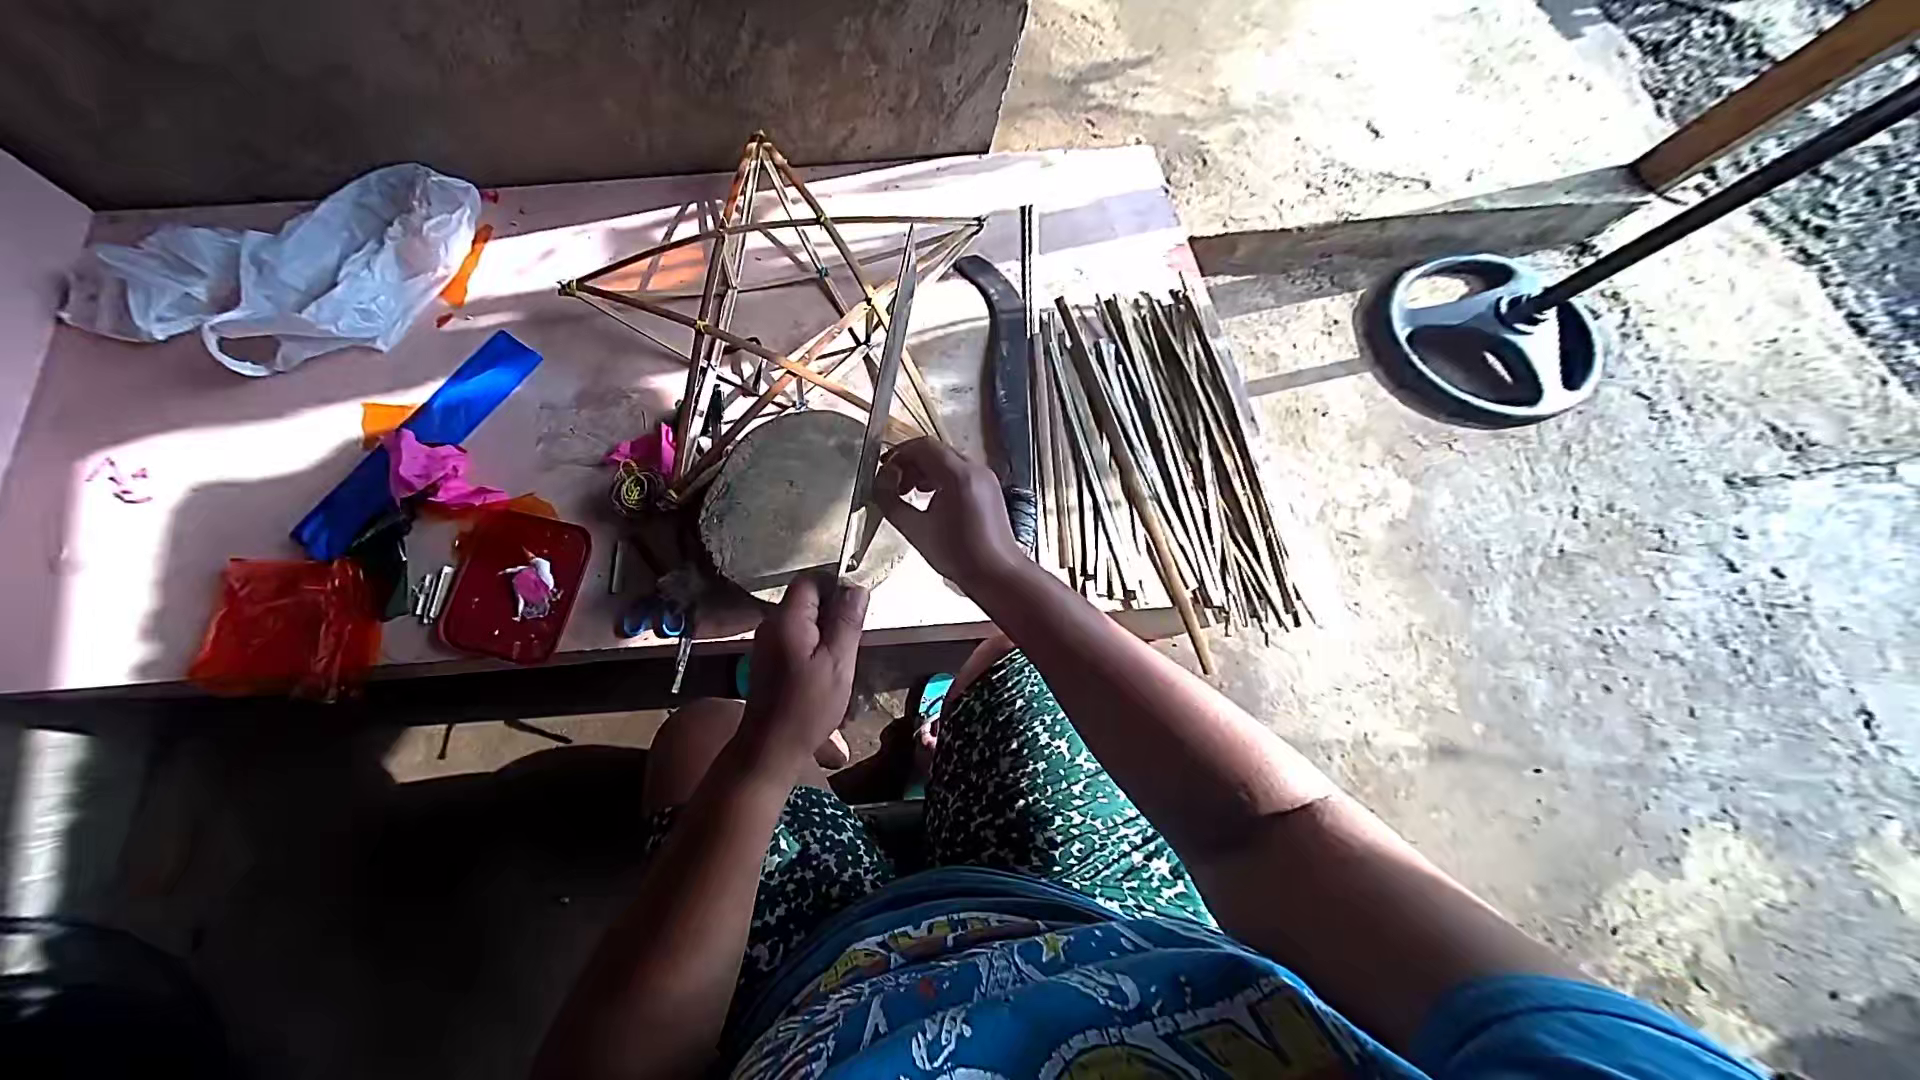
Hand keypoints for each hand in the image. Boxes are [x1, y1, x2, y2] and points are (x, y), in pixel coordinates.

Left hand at [738, 573, 868, 771]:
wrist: (770, 748)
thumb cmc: (807, 707)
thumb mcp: (838, 662)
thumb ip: (847, 622)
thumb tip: (856, 588)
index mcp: (787, 619)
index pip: (810, 580)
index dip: (836, 585)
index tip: (856, 608)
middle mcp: (771, 624)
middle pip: (806, 598)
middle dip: (834, 610)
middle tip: (852, 637)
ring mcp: (767, 642)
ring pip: (803, 619)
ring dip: (826, 630)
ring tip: (842, 656)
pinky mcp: (768, 658)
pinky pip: (796, 636)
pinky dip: (814, 644)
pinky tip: (826, 668)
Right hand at [876, 438, 1023, 589]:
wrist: (997, 574)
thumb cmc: (960, 555)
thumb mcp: (916, 530)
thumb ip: (891, 502)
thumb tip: (880, 484)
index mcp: (958, 475)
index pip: (922, 446)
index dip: (898, 455)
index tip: (885, 472)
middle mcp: (975, 470)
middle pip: (936, 451)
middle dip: (911, 464)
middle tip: (894, 485)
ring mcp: (986, 478)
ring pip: (948, 461)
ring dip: (925, 471)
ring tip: (910, 494)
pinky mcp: (989, 490)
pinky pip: (961, 473)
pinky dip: (942, 479)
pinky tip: (931, 501)